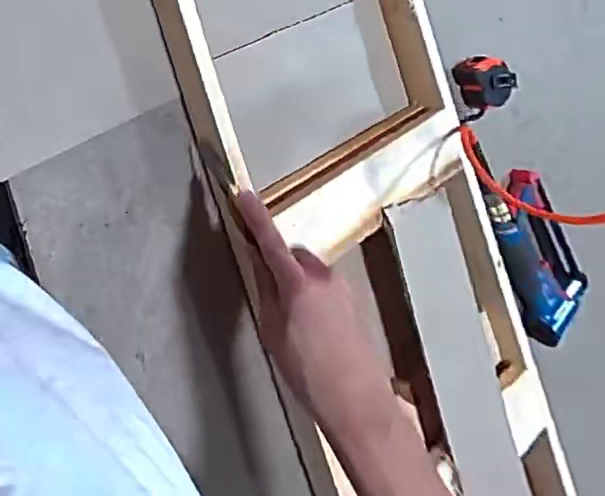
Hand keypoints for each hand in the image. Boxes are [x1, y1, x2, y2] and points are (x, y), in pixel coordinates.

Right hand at [234, 190, 400, 439]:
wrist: (360, 408)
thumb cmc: (311, 375)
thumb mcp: (272, 331)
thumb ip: (265, 289)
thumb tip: (259, 264)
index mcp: (299, 284)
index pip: (269, 241)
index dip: (254, 216)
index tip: (243, 195)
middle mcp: (324, 279)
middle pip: (291, 255)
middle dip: (277, 264)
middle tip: (267, 292)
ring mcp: (344, 292)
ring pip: (309, 272)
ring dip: (296, 283)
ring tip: (292, 323)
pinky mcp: (355, 306)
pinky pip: (324, 288)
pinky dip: (313, 297)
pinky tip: (312, 330)